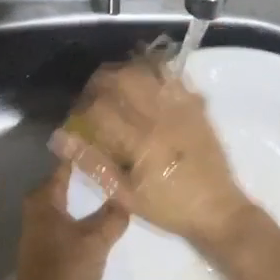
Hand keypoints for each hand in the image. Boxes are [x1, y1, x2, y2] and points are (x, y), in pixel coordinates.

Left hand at [7, 162, 128, 279]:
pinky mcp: (45, 244)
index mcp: (44, 198)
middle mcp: (37, 206)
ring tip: (116, 191)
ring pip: (68, 202)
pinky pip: (67, 219)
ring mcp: (39, 226)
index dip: (86, 154)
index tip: (110, 146)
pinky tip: (102, 220)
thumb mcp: (95, 241)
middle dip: (90, 175)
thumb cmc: (65, 271)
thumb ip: (112, 217)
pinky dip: (83, 215)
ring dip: (88, 198)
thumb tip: (127, 198)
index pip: (66, 164)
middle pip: (67, 182)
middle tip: (119, 168)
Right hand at [50, 57, 254, 251]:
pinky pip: (171, 74)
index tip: (75, 118)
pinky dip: (152, 69)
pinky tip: (144, 80)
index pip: (99, 108)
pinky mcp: (195, 104)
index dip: (80, 108)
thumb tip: (60, 138)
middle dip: (98, 81)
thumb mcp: (125, 196)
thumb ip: (92, 164)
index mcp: (141, 141)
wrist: (219, 210)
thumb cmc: (169, 208)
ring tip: (114, 85)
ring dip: (123, 71)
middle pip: (120, 78)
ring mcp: (180, 106)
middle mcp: (160, 116)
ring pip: (145, 70)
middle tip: (91, 96)